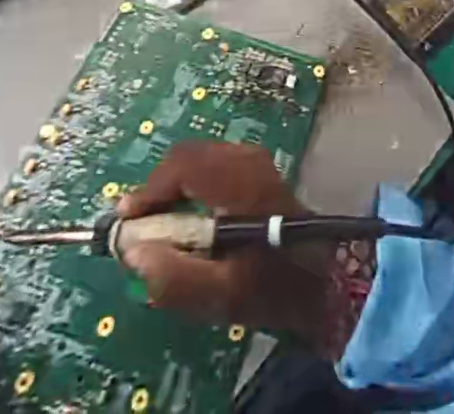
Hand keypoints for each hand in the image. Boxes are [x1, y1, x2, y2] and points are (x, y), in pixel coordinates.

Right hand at [115, 141, 331, 344]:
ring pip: (195, 158)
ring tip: (162, 223)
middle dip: (157, 188)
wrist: (325, 279)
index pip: (182, 167)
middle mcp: (245, 158)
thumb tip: (132, 251)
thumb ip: (174, 278)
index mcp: (240, 182)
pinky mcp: (254, 165)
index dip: (149, 191)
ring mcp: (252, 157)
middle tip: (142, 224)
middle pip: (185, 157)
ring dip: (172, 186)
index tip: (128, 221)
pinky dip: (189, 183)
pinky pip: (209, 162)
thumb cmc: (274, 287)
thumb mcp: (223, 296)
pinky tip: (189, 215)